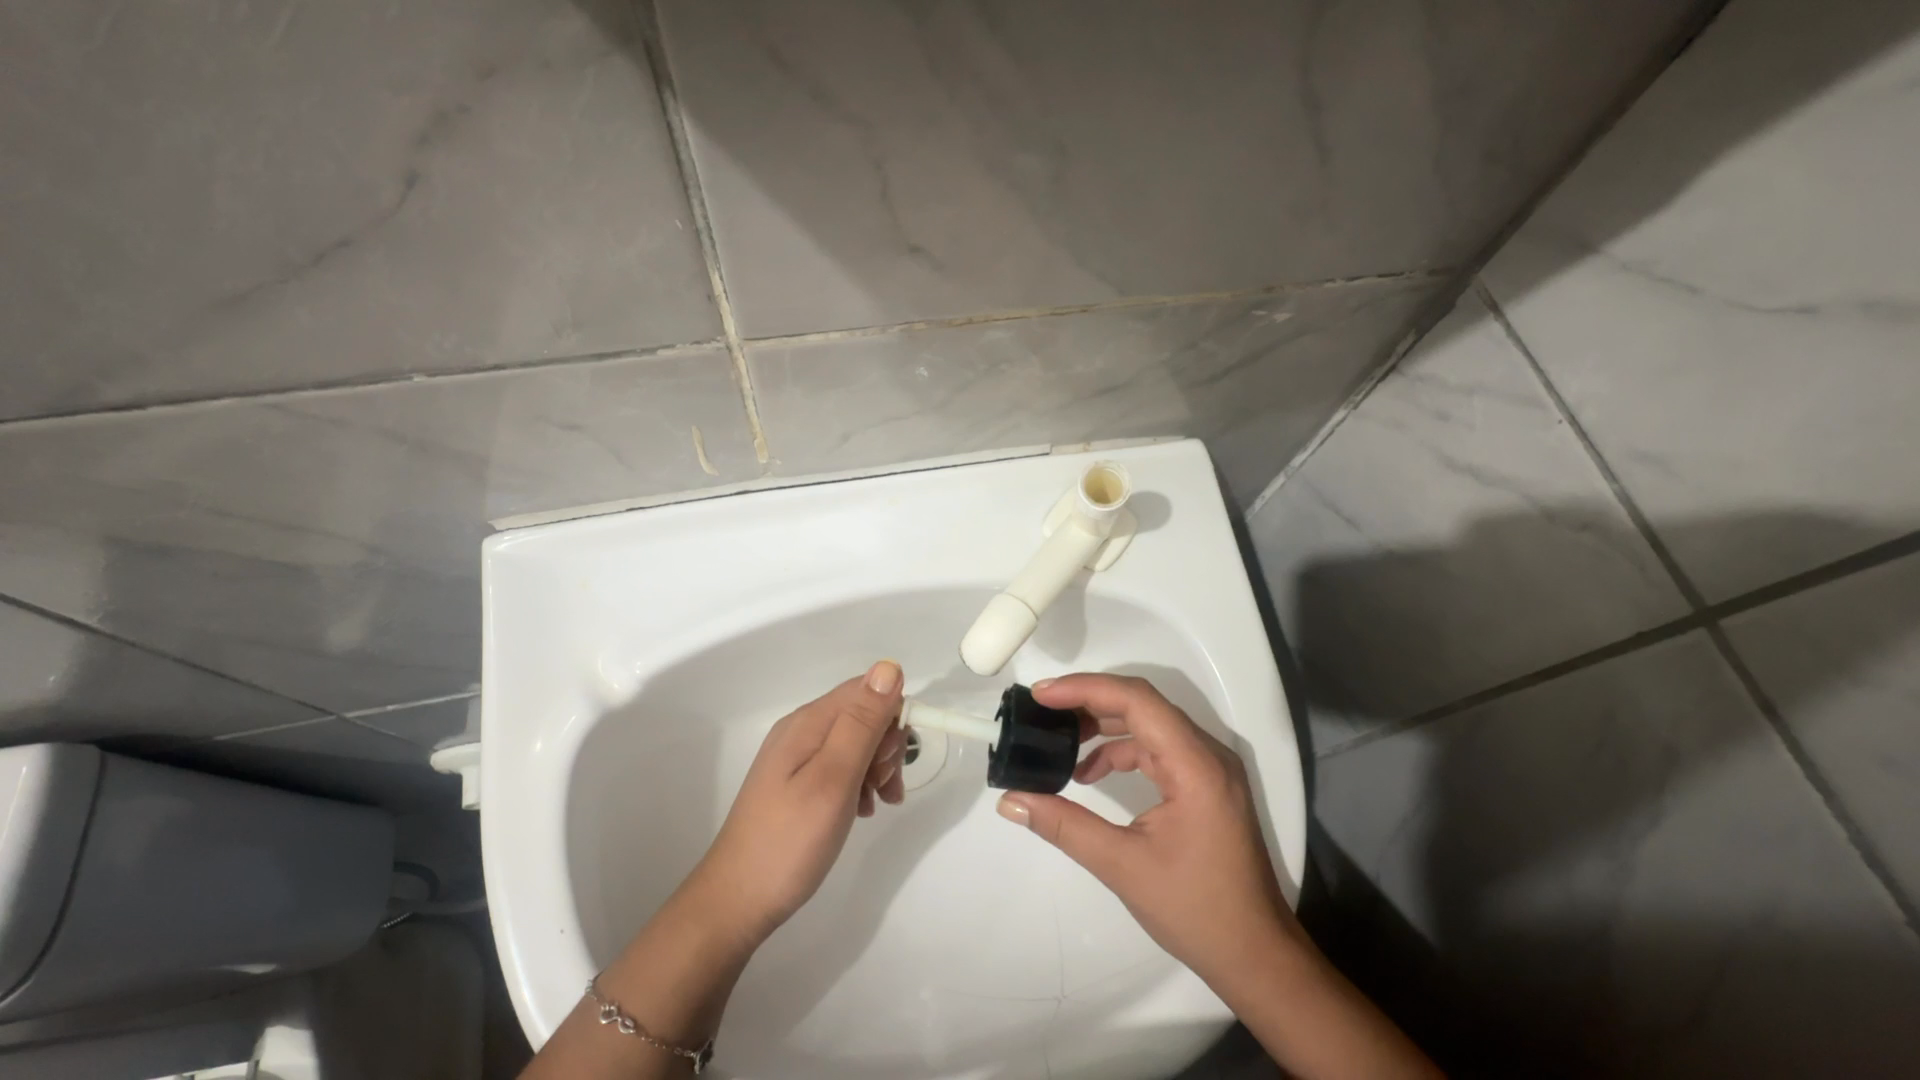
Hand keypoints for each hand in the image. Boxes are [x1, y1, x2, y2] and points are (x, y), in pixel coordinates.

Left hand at [680, 660, 907, 945]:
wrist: (740, 900)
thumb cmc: (790, 841)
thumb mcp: (834, 779)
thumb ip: (862, 724)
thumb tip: (889, 667)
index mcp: (808, 723)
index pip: (868, 690)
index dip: (892, 719)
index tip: (890, 763)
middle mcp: (801, 731)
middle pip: (863, 715)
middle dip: (885, 747)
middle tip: (881, 788)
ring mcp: (798, 758)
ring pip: (857, 742)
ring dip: (877, 768)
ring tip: (876, 804)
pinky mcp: (799, 783)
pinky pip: (844, 766)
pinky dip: (862, 784)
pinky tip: (863, 811)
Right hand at [995, 674, 1297, 984]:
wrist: (1255, 953)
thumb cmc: (1195, 909)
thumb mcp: (1122, 866)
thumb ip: (1064, 826)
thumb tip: (1011, 800)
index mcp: (1195, 765)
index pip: (1137, 701)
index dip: (1086, 689)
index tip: (1041, 696)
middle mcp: (1208, 755)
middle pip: (1144, 706)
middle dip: (1090, 704)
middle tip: (1042, 714)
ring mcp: (1211, 770)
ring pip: (1151, 726)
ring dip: (1105, 728)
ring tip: (1059, 743)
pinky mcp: (1207, 787)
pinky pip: (1160, 750)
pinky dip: (1123, 752)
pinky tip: (1092, 774)